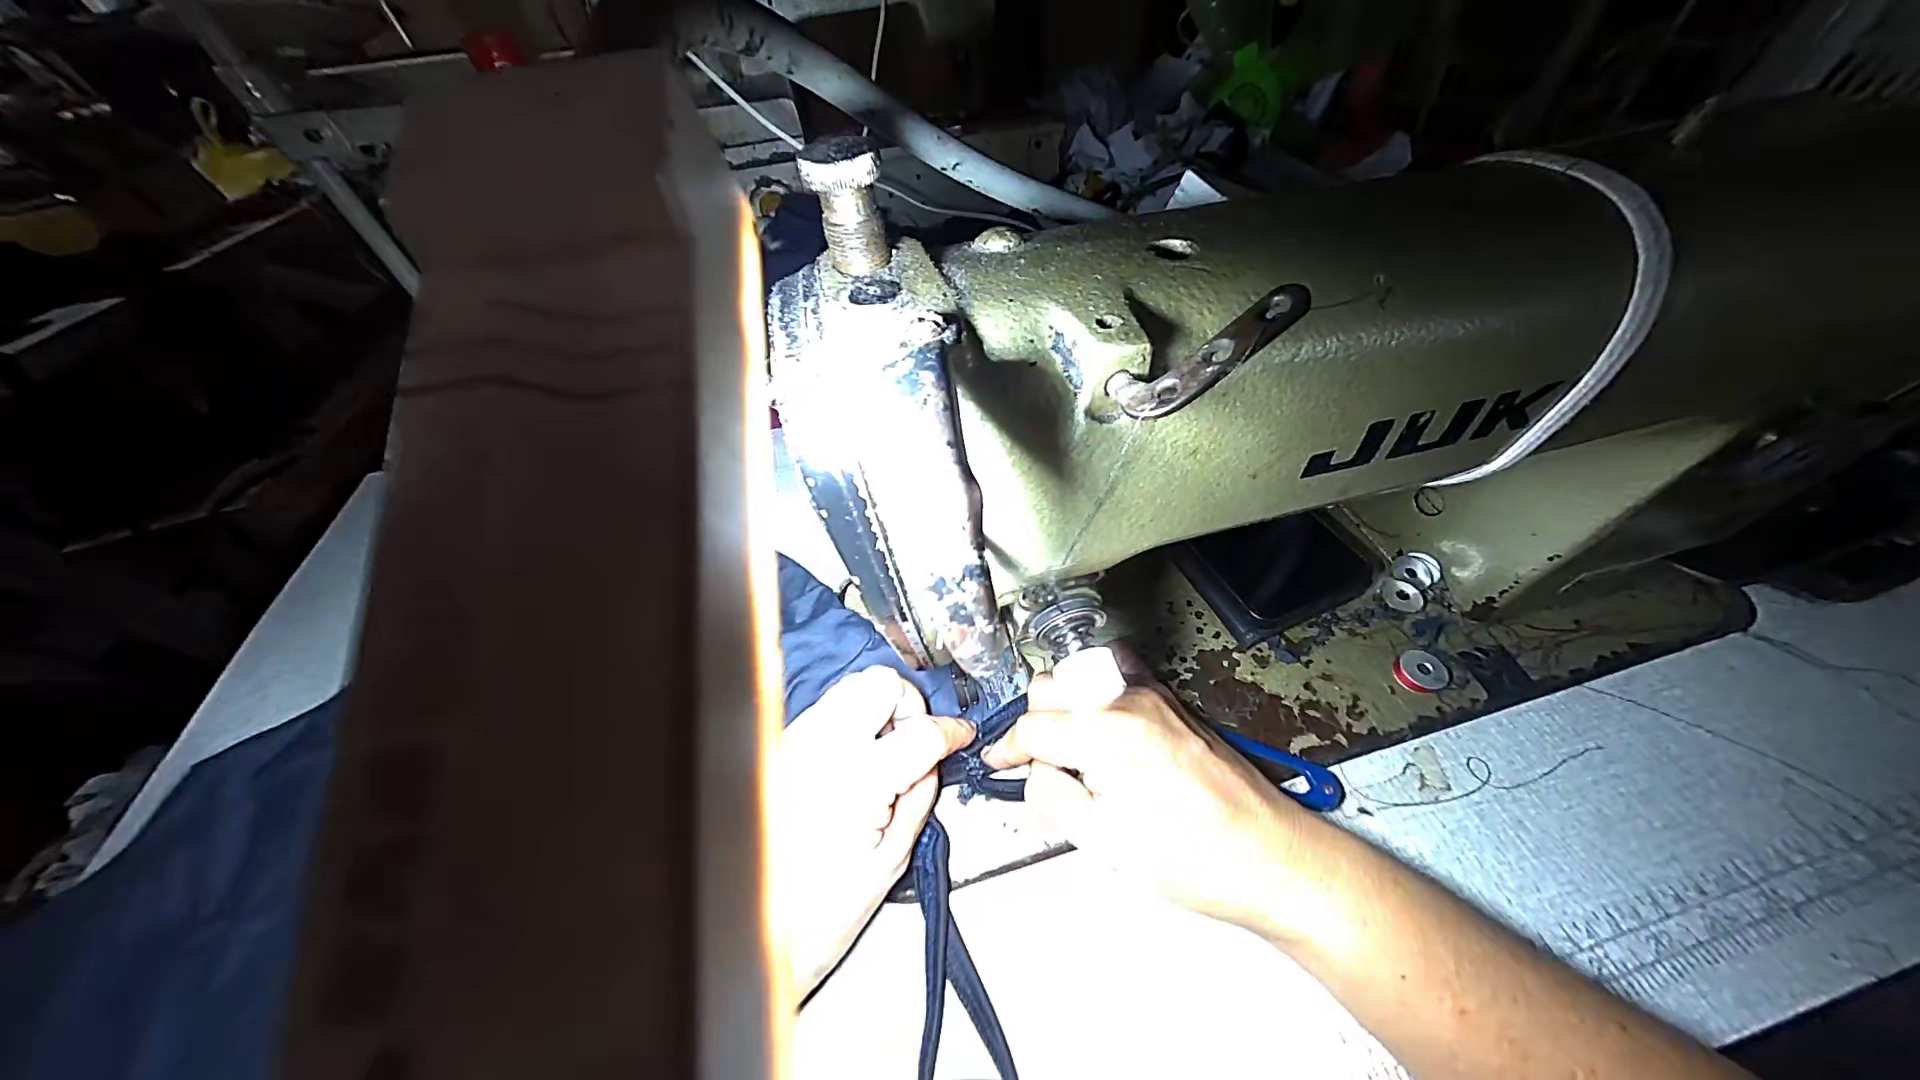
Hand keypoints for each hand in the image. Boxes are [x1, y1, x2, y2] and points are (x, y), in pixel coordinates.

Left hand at [775, 666, 973, 998]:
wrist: (755, 932)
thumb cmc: (815, 914)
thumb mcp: (891, 859)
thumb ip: (919, 795)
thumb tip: (933, 759)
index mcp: (857, 779)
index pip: (921, 730)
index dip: (951, 731)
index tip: (958, 735)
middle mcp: (820, 748)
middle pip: (882, 682)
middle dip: (910, 703)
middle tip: (918, 735)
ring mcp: (795, 742)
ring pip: (851, 686)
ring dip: (879, 708)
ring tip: (887, 750)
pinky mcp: (783, 747)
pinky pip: (829, 710)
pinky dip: (853, 721)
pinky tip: (860, 758)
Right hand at [983, 673, 1310, 931]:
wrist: (1271, 856)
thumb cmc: (1200, 857)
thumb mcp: (1102, 842)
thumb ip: (1050, 797)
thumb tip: (1035, 774)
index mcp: (1105, 734)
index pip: (1032, 726)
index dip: (1008, 749)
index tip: (1003, 762)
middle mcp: (1127, 700)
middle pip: (1049, 685)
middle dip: (1034, 721)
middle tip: (1039, 761)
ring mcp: (1153, 694)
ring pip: (1081, 672)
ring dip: (1063, 702)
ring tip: (1070, 744)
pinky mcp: (1172, 700)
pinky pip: (1118, 673)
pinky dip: (1097, 691)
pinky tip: (1105, 728)